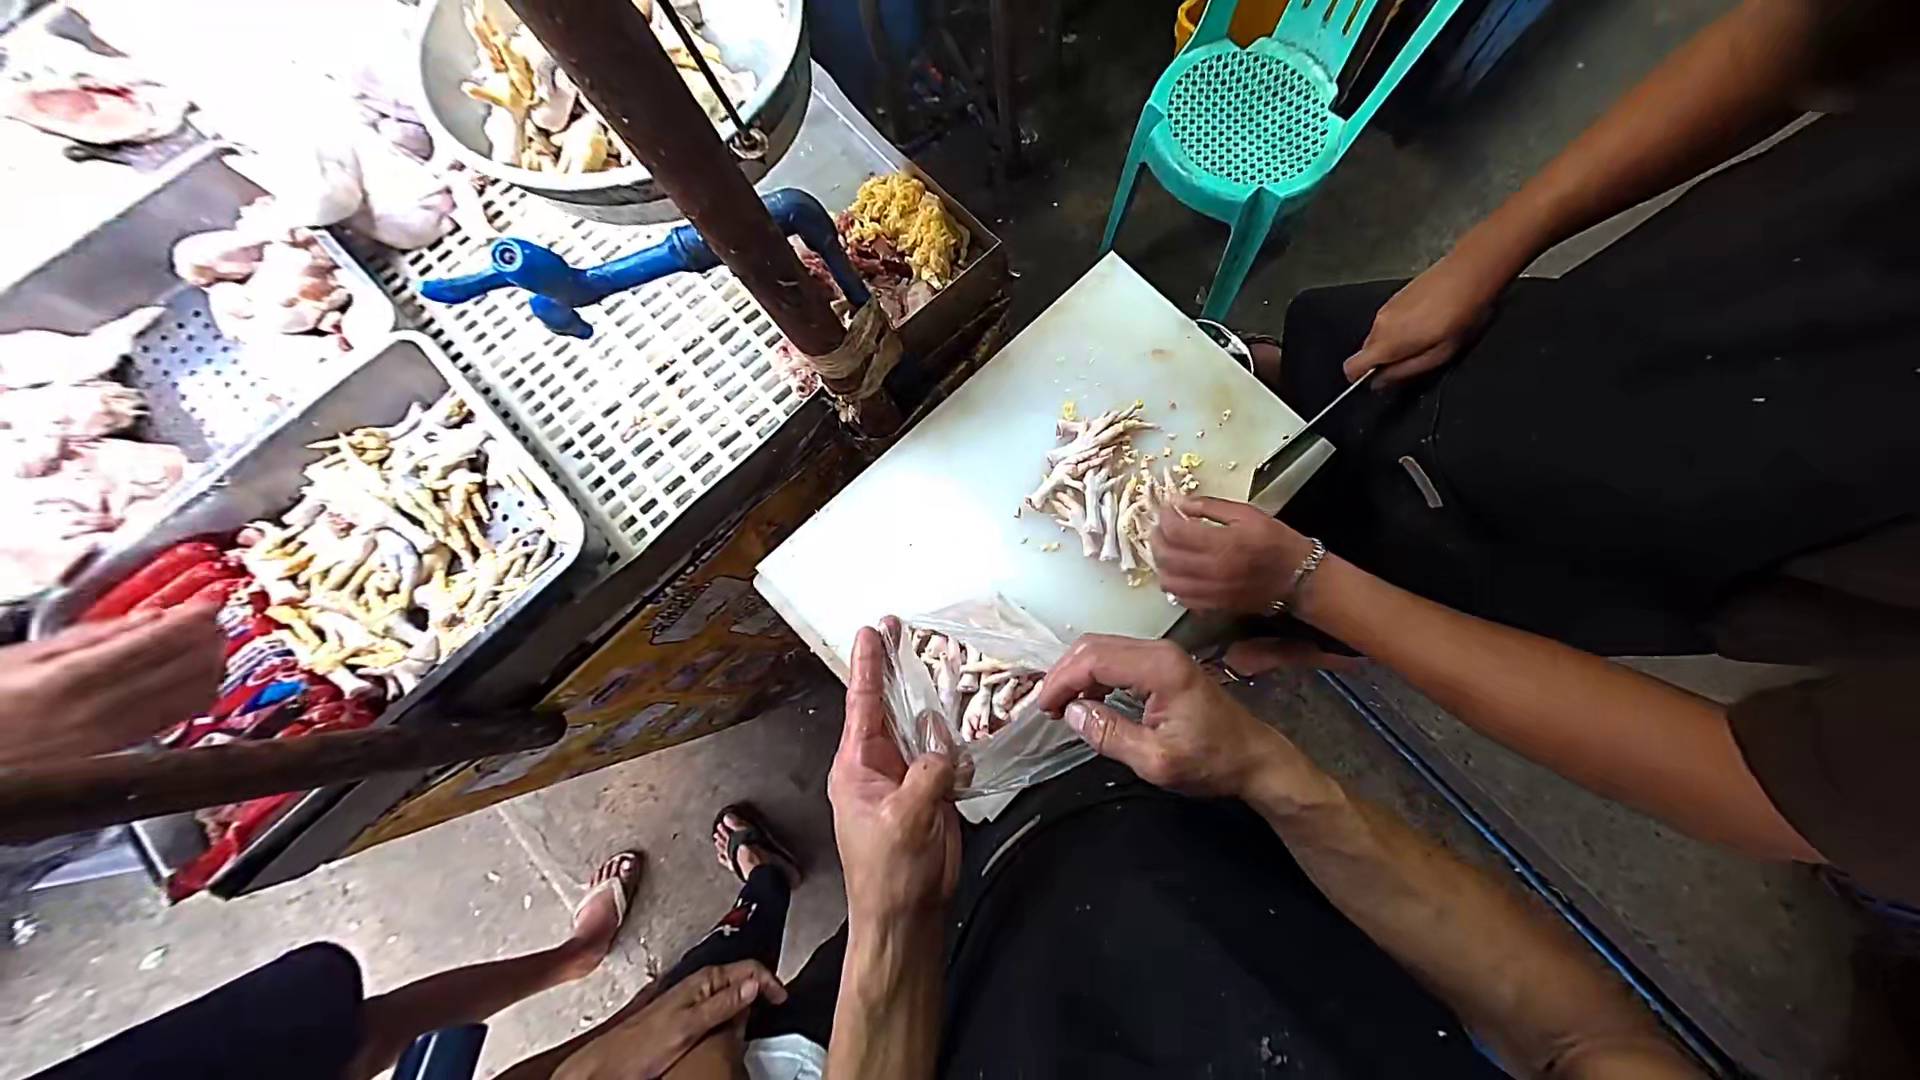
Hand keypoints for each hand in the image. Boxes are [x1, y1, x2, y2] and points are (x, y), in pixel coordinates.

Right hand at [0, 604, 223, 767]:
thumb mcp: (17, 659)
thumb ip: (91, 635)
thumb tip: (153, 616)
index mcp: (69, 678)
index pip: (154, 641)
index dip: (192, 617)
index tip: (209, 601)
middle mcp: (101, 706)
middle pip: (186, 663)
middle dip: (208, 635)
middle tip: (209, 619)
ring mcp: (119, 727)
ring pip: (198, 686)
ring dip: (213, 659)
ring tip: (207, 641)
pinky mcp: (127, 742)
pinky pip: (186, 710)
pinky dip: (204, 685)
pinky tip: (198, 672)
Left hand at [554, 962, 786, 1079]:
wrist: (604, 1069)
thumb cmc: (642, 1048)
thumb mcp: (688, 1027)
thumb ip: (723, 1004)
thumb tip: (756, 983)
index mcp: (705, 980)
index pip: (749, 969)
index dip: (769, 981)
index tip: (782, 999)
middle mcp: (701, 983)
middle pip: (742, 977)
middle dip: (761, 988)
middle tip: (774, 1009)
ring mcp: (693, 999)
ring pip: (732, 992)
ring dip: (748, 1001)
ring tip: (759, 1019)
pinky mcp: (687, 1016)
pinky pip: (720, 1006)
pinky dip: (733, 1013)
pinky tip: (733, 1030)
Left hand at [829, 624, 960, 928]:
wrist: (907, 914)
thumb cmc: (889, 874)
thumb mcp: (904, 820)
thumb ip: (927, 775)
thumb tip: (944, 746)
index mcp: (857, 765)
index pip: (862, 703)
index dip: (867, 665)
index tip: (870, 632)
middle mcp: (879, 763)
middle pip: (889, 704)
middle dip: (895, 666)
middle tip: (900, 629)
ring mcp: (906, 774)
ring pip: (919, 724)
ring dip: (929, 696)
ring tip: (940, 660)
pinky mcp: (929, 787)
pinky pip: (942, 750)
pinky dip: (953, 731)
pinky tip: (965, 714)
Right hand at [1037, 634, 1340, 811]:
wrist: (1254, 758)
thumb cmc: (1210, 762)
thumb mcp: (1156, 761)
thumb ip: (1110, 734)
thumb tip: (1071, 712)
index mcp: (1159, 668)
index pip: (1094, 659)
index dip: (1062, 680)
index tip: (1045, 708)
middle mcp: (1158, 650)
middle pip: (1094, 646)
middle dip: (1064, 673)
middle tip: (1048, 707)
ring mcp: (1160, 653)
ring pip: (1101, 648)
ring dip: (1075, 672)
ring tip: (1062, 705)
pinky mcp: (1160, 661)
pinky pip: (1115, 657)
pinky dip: (1092, 674)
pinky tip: (1087, 699)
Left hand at [1152, 496, 1316, 613]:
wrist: (1299, 578)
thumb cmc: (1275, 541)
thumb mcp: (1246, 514)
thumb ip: (1210, 507)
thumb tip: (1181, 503)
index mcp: (1221, 544)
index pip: (1175, 531)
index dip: (1165, 518)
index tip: (1166, 510)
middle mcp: (1211, 570)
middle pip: (1166, 556)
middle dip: (1157, 538)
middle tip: (1161, 528)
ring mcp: (1210, 591)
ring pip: (1168, 579)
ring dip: (1160, 563)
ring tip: (1165, 549)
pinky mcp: (1212, 606)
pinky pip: (1180, 597)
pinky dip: (1172, 583)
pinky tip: (1177, 571)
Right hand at [1341, 248, 1508, 386]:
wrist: (1472, 270)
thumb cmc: (1462, 314)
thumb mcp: (1439, 354)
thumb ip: (1404, 372)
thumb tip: (1379, 383)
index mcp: (1384, 344)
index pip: (1350, 368)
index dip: (1361, 377)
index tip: (1380, 378)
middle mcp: (1377, 326)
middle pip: (1366, 352)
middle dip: (1384, 359)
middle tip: (1414, 355)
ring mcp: (1384, 309)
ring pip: (1377, 337)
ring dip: (1393, 342)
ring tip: (1425, 334)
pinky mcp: (1394, 297)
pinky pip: (1387, 321)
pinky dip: (1399, 326)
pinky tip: (1425, 319)